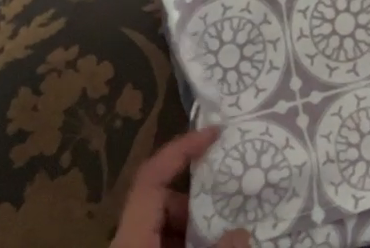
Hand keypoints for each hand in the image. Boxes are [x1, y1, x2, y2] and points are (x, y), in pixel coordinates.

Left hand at [111, 128, 249, 247]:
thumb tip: (243, 232)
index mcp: (131, 235)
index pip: (152, 176)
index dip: (182, 148)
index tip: (214, 133)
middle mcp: (127, 239)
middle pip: (161, 200)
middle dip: (197, 198)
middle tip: (229, 200)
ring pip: (165, 225)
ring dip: (196, 224)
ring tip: (227, 227)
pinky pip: (164, 242)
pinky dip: (188, 241)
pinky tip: (212, 244)